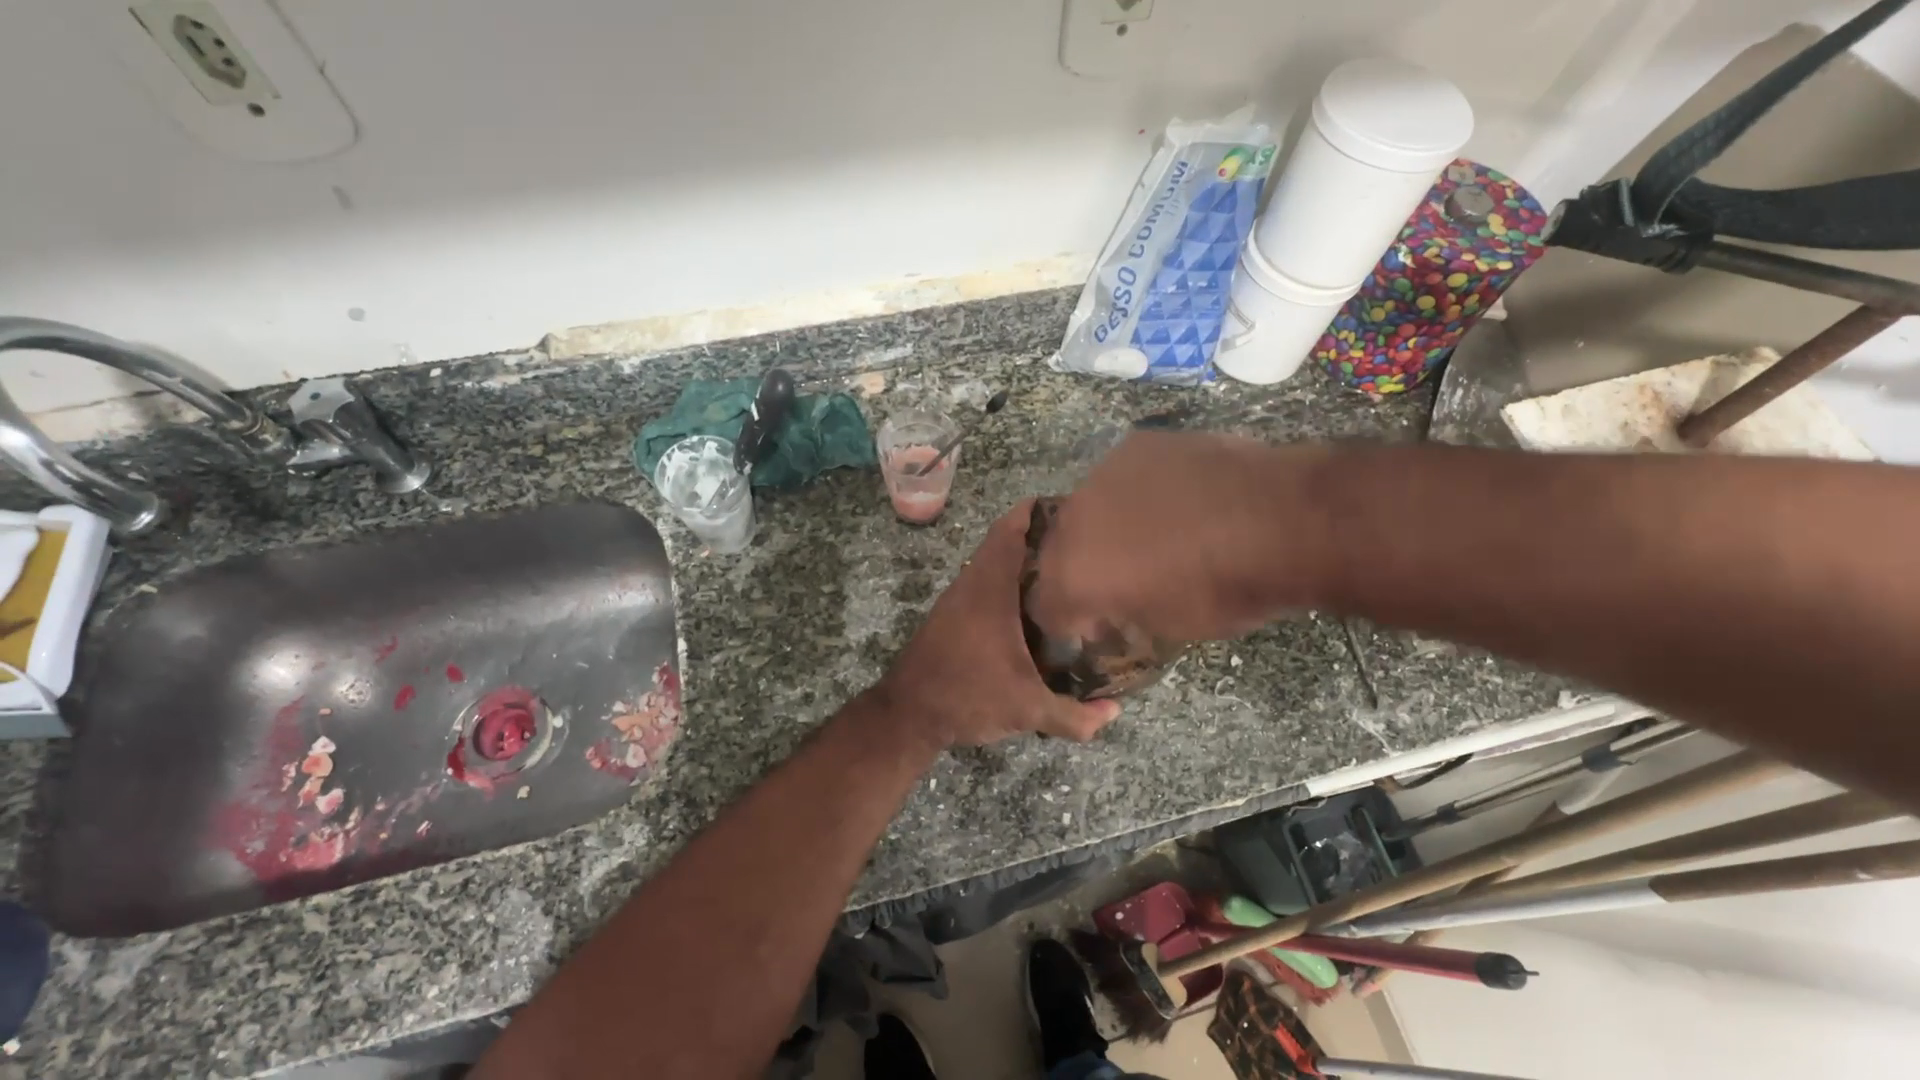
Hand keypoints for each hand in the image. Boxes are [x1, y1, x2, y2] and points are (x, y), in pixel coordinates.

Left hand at [877, 501, 1120, 747]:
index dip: (1040, 510)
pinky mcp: (950, 616)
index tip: (1074, 510)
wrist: (907, 716)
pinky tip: (1034, 611)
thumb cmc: (967, 697)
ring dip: (1025, 564)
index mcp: (991, 587)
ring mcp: (958, 599)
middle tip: (1084, 547)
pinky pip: (985, 585)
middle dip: (1043, 539)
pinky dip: (1010, 586)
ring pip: (995, 564)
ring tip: (1068, 576)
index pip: (1012, 527)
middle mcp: (973, 583)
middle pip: (1008, 541)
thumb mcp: (1028, 710)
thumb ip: (1074, 714)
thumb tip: (1114, 711)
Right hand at [1025, 432, 1332, 642]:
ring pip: (1089, 506)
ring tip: (1153, 535)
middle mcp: (1074, 520)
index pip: (1046, 605)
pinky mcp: (1138, 445)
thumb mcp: (1169, 627)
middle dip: (1081, 567)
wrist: (1281, 520)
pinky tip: (1177, 500)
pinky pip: (1123, 476)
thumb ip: (1125, 615)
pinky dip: (1138, 492)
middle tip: (1121, 580)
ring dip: (1107, 525)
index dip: (1068, 619)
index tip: (1094, 625)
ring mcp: (1104, 475)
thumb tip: (1119, 606)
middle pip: (1058, 548)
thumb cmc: (1227, 591)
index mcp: (1075, 575)